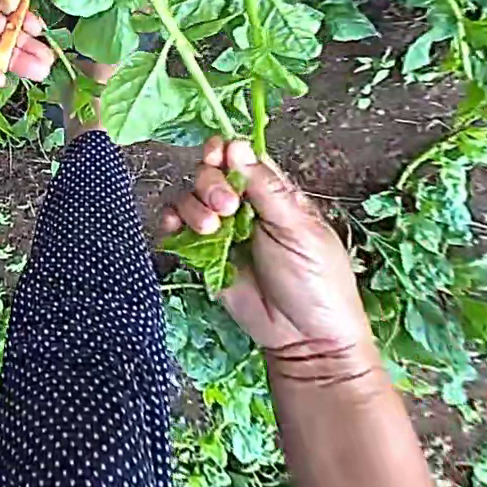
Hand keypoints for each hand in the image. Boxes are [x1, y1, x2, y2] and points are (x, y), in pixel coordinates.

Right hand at [161, 138, 380, 387]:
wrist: (305, 341)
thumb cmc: (316, 281)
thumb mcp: (298, 229)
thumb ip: (265, 187)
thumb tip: (237, 145)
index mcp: (271, 190)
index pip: (240, 155)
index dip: (224, 151)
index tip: (218, 158)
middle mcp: (242, 203)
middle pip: (209, 172)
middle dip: (210, 184)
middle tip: (226, 207)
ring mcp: (221, 228)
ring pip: (189, 196)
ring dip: (193, 206)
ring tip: (212, 230)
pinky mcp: (203, 253)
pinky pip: (176, 227)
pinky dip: (170, 221)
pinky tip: (175, 228)